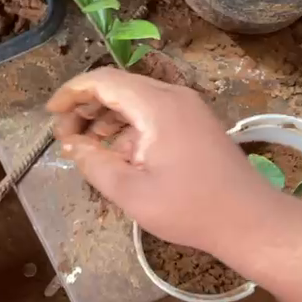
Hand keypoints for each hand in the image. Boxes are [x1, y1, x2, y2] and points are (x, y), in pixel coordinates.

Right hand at [48, 69, 287, 259]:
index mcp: (156, 104)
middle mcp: (172, 96)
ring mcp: (187, 108)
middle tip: (64, 136)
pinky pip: (152, 112)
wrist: (250, 220)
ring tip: (85, 146)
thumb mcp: (131, 191)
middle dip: (86, 107)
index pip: (103, 81)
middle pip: (118, 86)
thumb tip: (71, 146)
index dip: (72, 93)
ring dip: (106, 117)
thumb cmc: (189, 208)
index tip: (51, 113)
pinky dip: (127, 126)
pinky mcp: (195, 123)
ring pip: (135, 99)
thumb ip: (94, 164)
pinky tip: (117, 154)